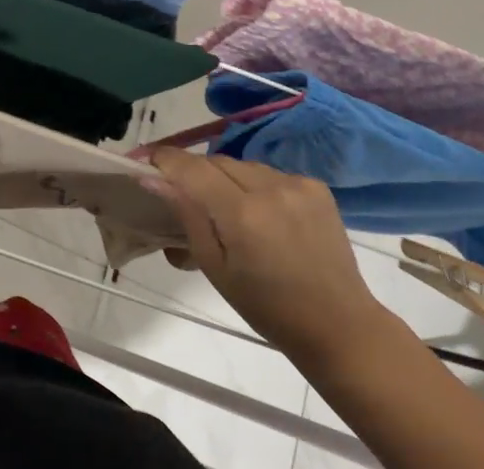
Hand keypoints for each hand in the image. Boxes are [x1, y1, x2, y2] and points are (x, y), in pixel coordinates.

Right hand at [144, 148, 382, 354]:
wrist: (337, 324)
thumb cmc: (266, 307)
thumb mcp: (215, 268)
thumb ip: (186, 217)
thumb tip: (153, 179)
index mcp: (242, 213)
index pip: (192, 168)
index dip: (166, 159)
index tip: (146, 161)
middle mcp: (271, 188)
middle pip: (217, 162)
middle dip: (196, 173)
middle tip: (184, 196)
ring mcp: (298, 184)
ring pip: (244, 166)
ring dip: (228, 179)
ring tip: (228, 212)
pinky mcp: (317, 186)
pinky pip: (271, 174)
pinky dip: (257, 186)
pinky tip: (263, 215)